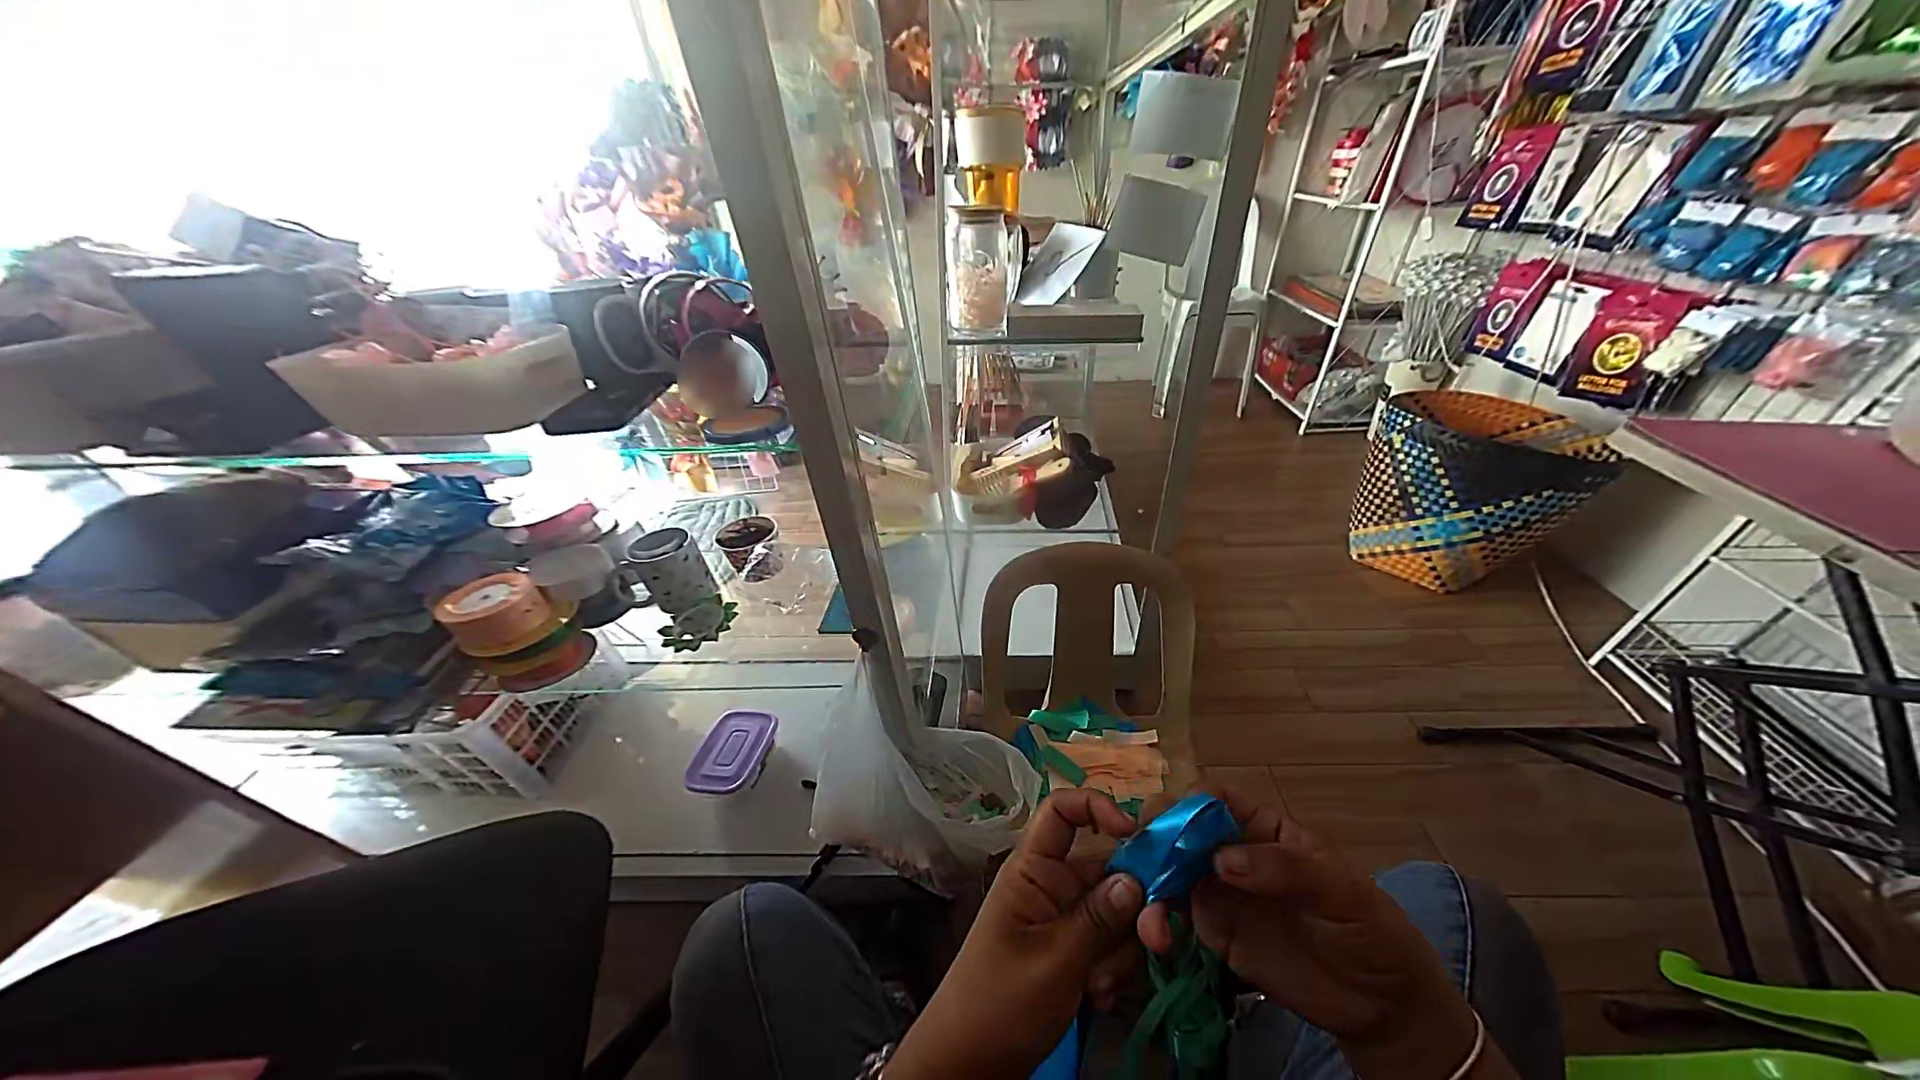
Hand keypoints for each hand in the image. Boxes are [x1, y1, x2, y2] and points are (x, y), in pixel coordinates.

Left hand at [886, 789, 1144, 1079]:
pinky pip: (1112, 942)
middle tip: (1154, 942)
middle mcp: (1053, 884)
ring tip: (1102, 986)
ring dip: (1123, 947)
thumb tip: (1136, 879)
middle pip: (1107, 867)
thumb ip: (1097, 919)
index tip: (1135, 833)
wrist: (970, 1062)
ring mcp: (1066, 917)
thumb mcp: (1054, 961)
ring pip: (1118, 909)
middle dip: (1134, 902)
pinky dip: (1115, 967)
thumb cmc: (1000, 1003)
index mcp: (1033, 869)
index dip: (1097, 807)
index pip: (1061, 811)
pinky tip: (1100, 996)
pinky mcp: (1076, 949)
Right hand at [1138, 788, 1505, 1079]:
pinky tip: (1156, 934)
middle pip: (1178, 828)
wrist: (1382, 1006)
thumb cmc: (1368, 929)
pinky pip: (1172, 914)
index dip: (1186, 802)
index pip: (1213, 798)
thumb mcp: (1339, 890)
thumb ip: (1283, 868)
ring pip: (1166, 869)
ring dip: (1146, 880)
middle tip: (1136, 858)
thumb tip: (1220, 859)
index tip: (1166, 822)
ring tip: (1144, 909)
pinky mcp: (1211, 929)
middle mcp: (1228, 850)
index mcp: (1260, 827)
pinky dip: (1155, 918)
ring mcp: (1217, 889)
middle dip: (1152, 836)